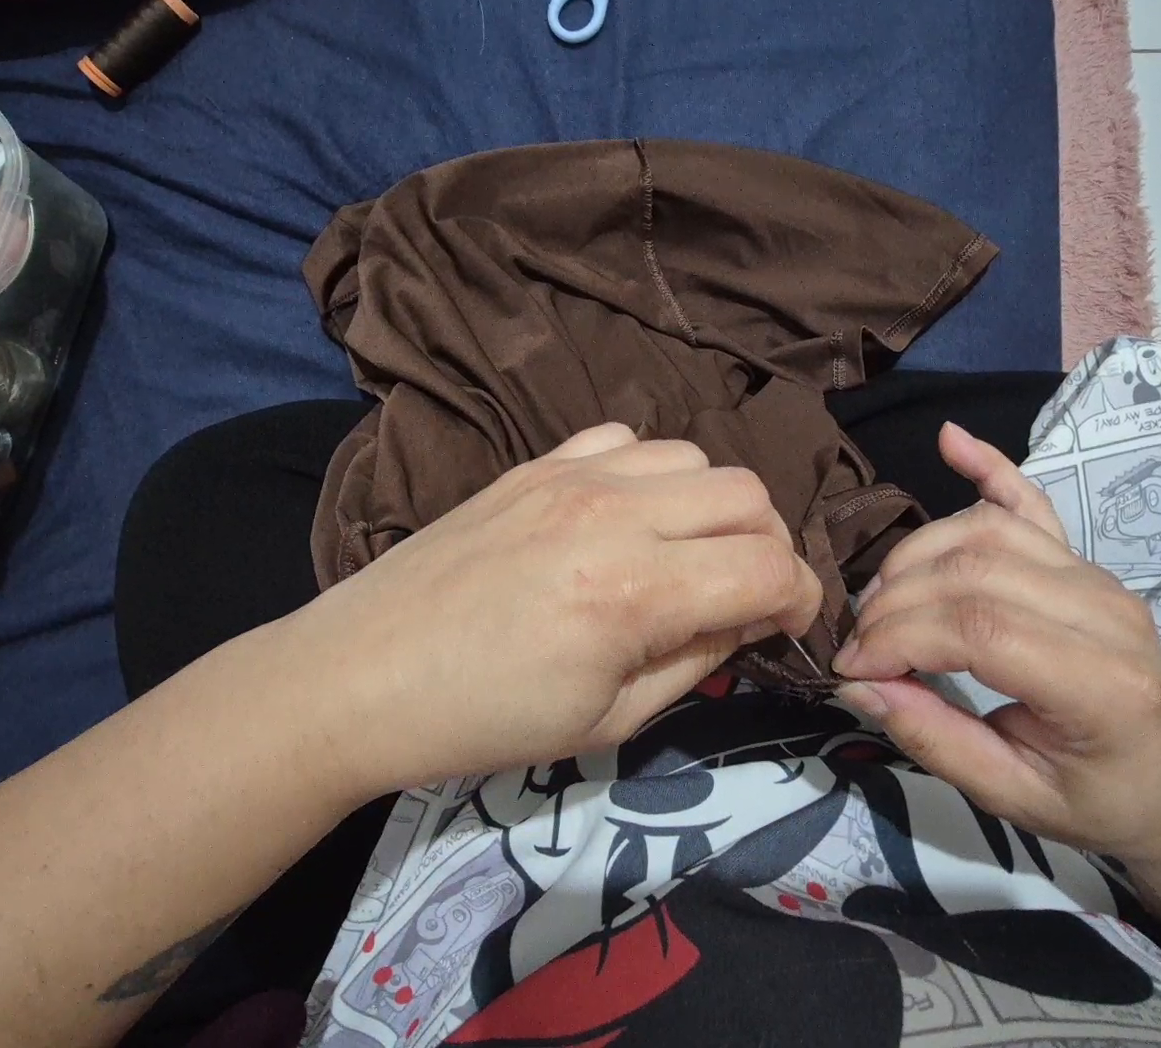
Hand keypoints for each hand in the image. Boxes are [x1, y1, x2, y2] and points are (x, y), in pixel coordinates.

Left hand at [278, 423, 821, 790]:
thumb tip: (750, 619)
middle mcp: (612, 513)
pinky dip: (650, 474)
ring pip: (695, 458)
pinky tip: (626, 516)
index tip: (786, 627)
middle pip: (747, 495)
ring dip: (714, 508)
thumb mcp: (608, 720)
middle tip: (743, 595)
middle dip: (769, 547)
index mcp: (632, 592)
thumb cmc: (483, 721)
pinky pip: (626, 439)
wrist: (360, 677)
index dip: (801, 599)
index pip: (769, 567)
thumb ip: (695, 661)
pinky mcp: (535, 463)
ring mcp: (570, 476)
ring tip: (687, 554)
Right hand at [831, 422, 1160, 867]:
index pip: (981, 628)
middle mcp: (1106, 611)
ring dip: (913, 556)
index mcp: (1101, 684)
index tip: (851, 666)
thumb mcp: (1012, 797)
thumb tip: (857, 682)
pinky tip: (951, 441)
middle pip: (974, 570)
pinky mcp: (1081, 560)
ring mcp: (1096, 575)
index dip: (900, 637)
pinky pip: (1029, 502)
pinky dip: (988, 466)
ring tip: (880, 601)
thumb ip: (933, 739)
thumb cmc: (1095, 798)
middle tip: (858, 645)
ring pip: (985, 531)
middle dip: (894, 603)